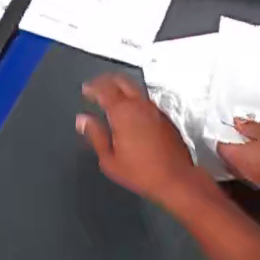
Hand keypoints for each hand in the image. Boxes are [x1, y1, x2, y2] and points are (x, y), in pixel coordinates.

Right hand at [76, 74, 214, 206]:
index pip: (104, 88)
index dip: (92, 87)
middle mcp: (141, 106)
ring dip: (123, 91)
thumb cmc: (142, 173)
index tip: (86, 90)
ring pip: (137, 90)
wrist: (176, 179)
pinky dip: (137, 102)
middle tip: (98, 88)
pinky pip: (148, 103)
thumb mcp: (110, 160)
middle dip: (107, 81)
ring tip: (114, 101)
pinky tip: (133, 116)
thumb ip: (96, 136)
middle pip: (122, 80)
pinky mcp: (167, 119)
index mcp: (123, 112)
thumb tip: (83, 120)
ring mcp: (156, 110)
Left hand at [216, 120, 259, 189]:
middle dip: (231, 148)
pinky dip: (252, 164)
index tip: (228, 129)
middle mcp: (243, 172)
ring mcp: (254, 180)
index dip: (223, 137)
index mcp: (239, 158)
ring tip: (250, 144)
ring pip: (240, 168)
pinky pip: (252, 173)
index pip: (221, 148)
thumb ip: (249, 127)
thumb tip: (238, 124)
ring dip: (241, 157)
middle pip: (228, 160)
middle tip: (238, 135)